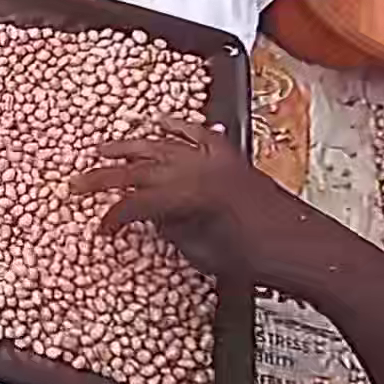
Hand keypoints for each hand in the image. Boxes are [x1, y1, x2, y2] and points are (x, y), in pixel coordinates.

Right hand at [68, 119, 383, 303]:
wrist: (308, 251)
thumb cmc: (254, 261)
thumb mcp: (200, 251)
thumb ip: (169, 227)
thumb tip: (151, 214)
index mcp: (187, 195)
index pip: (134, 203)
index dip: (112, 218)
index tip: (100, 230)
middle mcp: (195, 169)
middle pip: (137, 169)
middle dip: (102, 178)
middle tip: (76, 184)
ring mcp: (213, 159)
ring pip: (160, 145)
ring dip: (128, 147)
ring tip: (101, 149)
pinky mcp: (229, 158)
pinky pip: (198, 134)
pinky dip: (177, 127)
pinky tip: (158, 121)